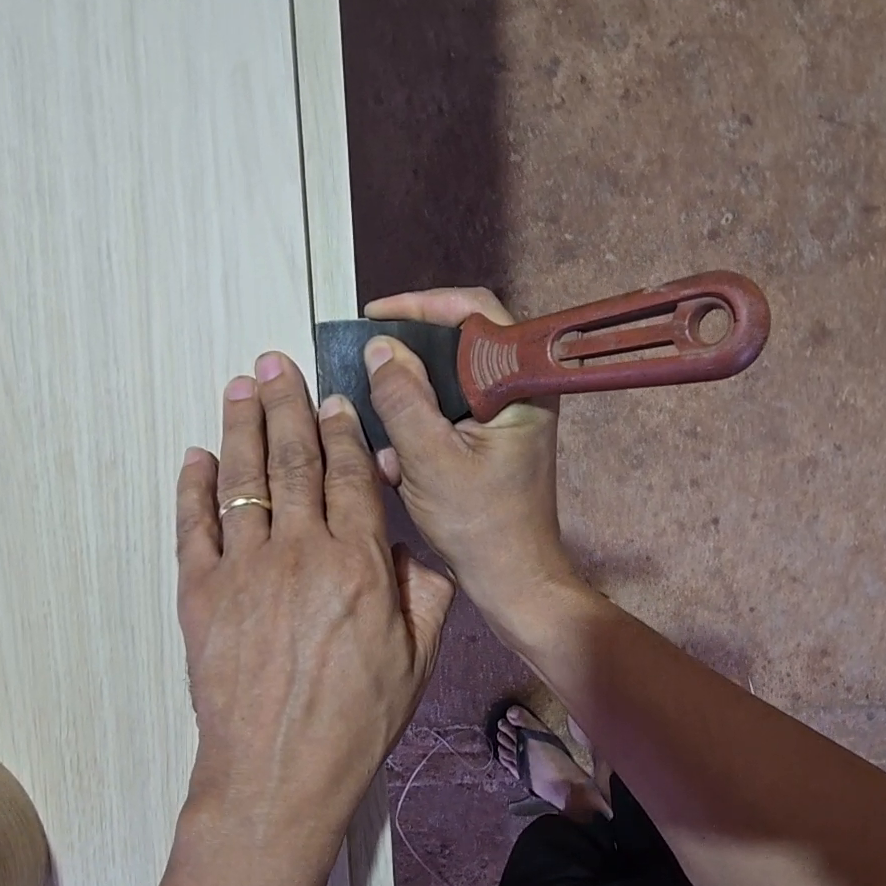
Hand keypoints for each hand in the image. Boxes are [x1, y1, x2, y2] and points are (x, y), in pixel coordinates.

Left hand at [176, 352, 455, 837]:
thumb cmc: (358, 719)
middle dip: (287, 407)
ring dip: (241, 428)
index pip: (350, 477)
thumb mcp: (419, 658)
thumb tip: (409, 544)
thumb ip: (424, 590)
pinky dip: (193, 487)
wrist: (279, 773)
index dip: (342, 431)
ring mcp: (245, 570)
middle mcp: (302, 552)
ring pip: (243, 481)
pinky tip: (196, 456)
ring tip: (239, 387)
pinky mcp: (200, 595)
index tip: (335, 397)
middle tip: (276, 363)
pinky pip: (193, 527)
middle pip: (293, 462)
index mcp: (360, 564)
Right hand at [362, 288, 579, 619]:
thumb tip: (379, 349)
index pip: (476, 314)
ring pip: (446, 381)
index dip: (423, 306)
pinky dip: (418, 428)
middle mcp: (519, 391)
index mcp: (520, 386)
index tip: (375, 318)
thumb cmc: (482, 527)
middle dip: (407, 362)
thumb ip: (401, 400)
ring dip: (408, 401)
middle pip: (456, 345)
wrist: (513, 579)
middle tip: (365, 366)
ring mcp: (506, 416)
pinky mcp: (491, 438)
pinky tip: (396, 460)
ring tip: (379, 426)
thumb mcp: (429, 460)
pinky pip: (447, 413)